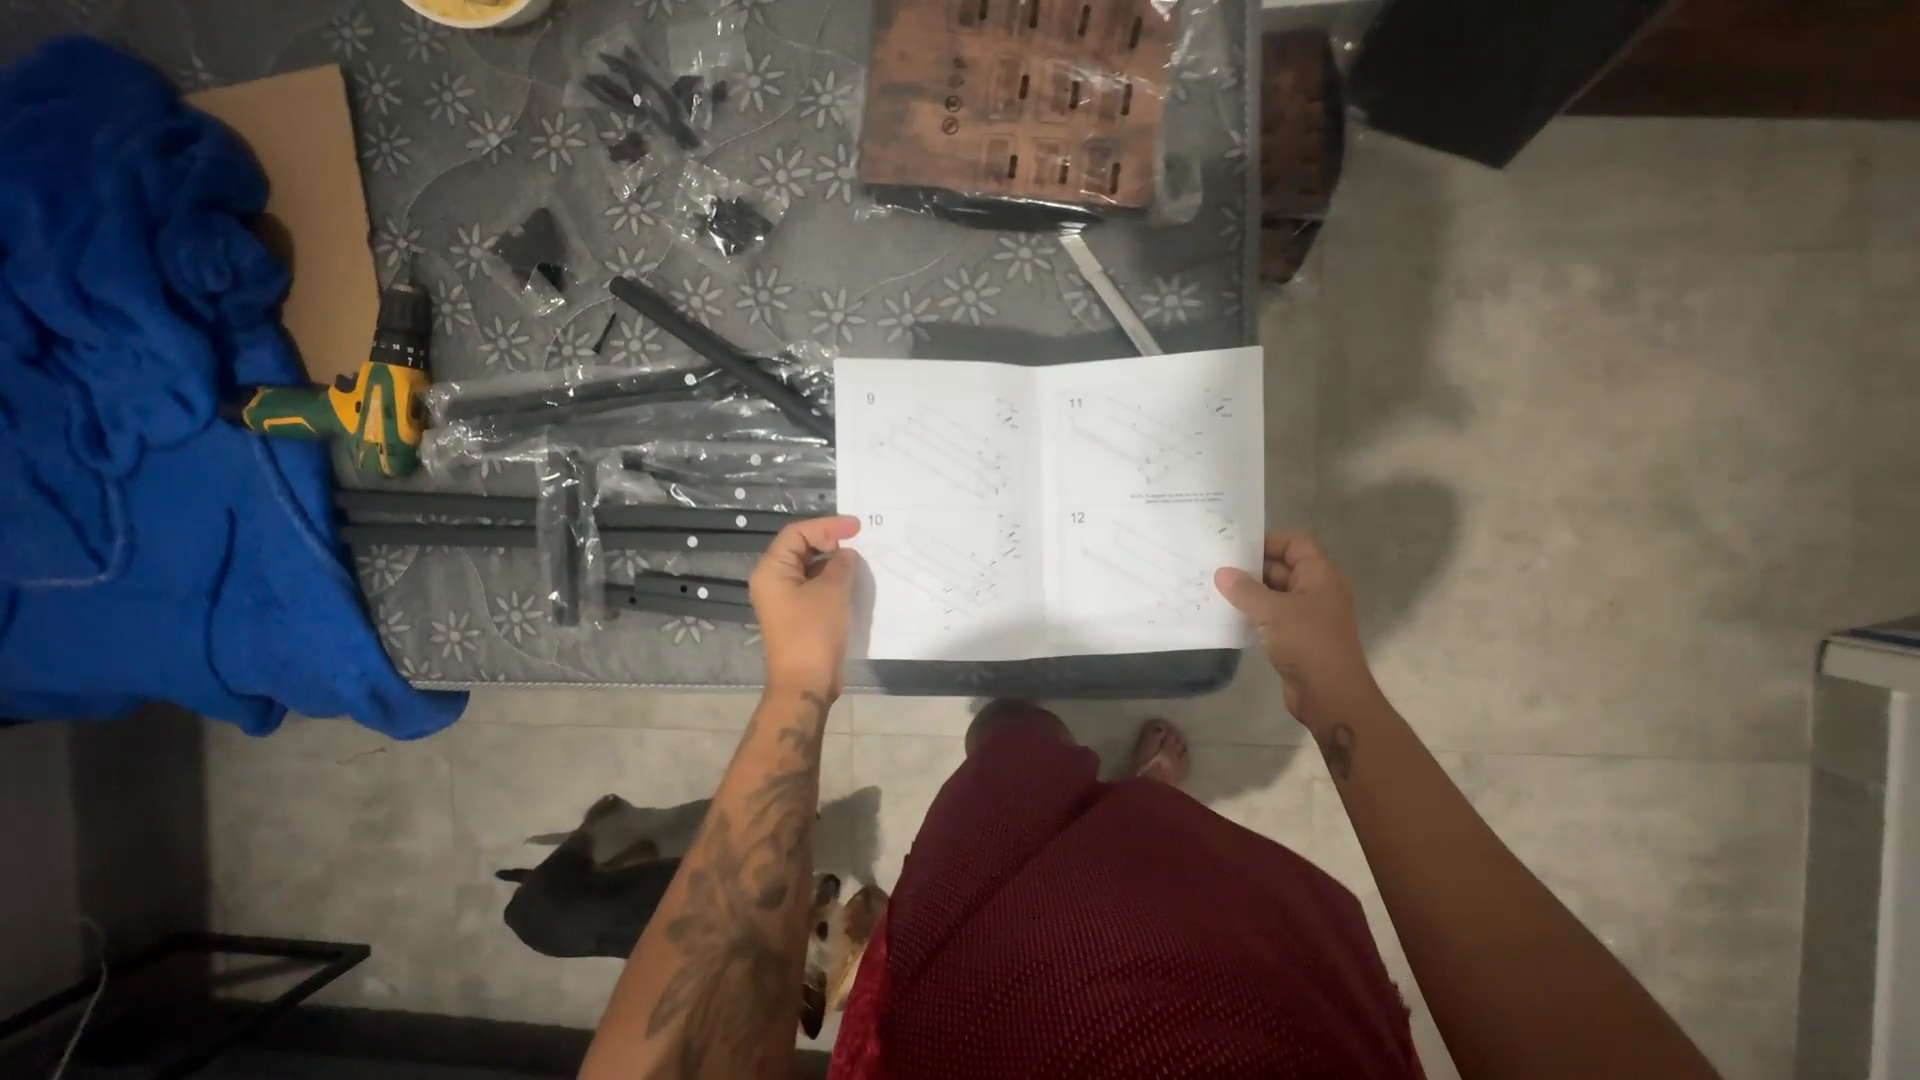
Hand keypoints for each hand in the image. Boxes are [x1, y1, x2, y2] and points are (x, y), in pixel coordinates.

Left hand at [750, 515, 860, 698]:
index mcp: (772, 571)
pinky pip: (815, 588)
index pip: (797, 533)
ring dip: (834, 562)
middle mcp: (774, 582)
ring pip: (810, 569)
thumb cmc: (813, 632)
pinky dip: (834, 581)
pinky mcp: (799, 615)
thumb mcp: (830, 592)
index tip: (857, 527)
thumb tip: (846, 554)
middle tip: (860, 542)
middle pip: (801, 549)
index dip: (827, 526)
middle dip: (831, 542)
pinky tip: (854, 582)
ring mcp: (786, 600)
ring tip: (861, 560)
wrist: (806, 683)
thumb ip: (841, 565)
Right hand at [1215, 531, 1381, 728]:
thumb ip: (1245, 590)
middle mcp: (1317, 590)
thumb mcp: (1273, 611)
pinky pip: (1273, 616)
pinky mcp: (1298, 636)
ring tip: (1216, 590)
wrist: (1330, 694)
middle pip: (1283, 567)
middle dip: (1252, 567)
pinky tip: (1230, 616)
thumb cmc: (1307, 643)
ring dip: (1250, 592)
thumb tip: (1222, 573)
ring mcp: (1308, 614)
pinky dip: (1254, 614)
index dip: (1267, 540)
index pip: (1294, 543)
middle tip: (1217, 568)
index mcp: (1320, 575)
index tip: (1234, 547)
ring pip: (1275, 593)